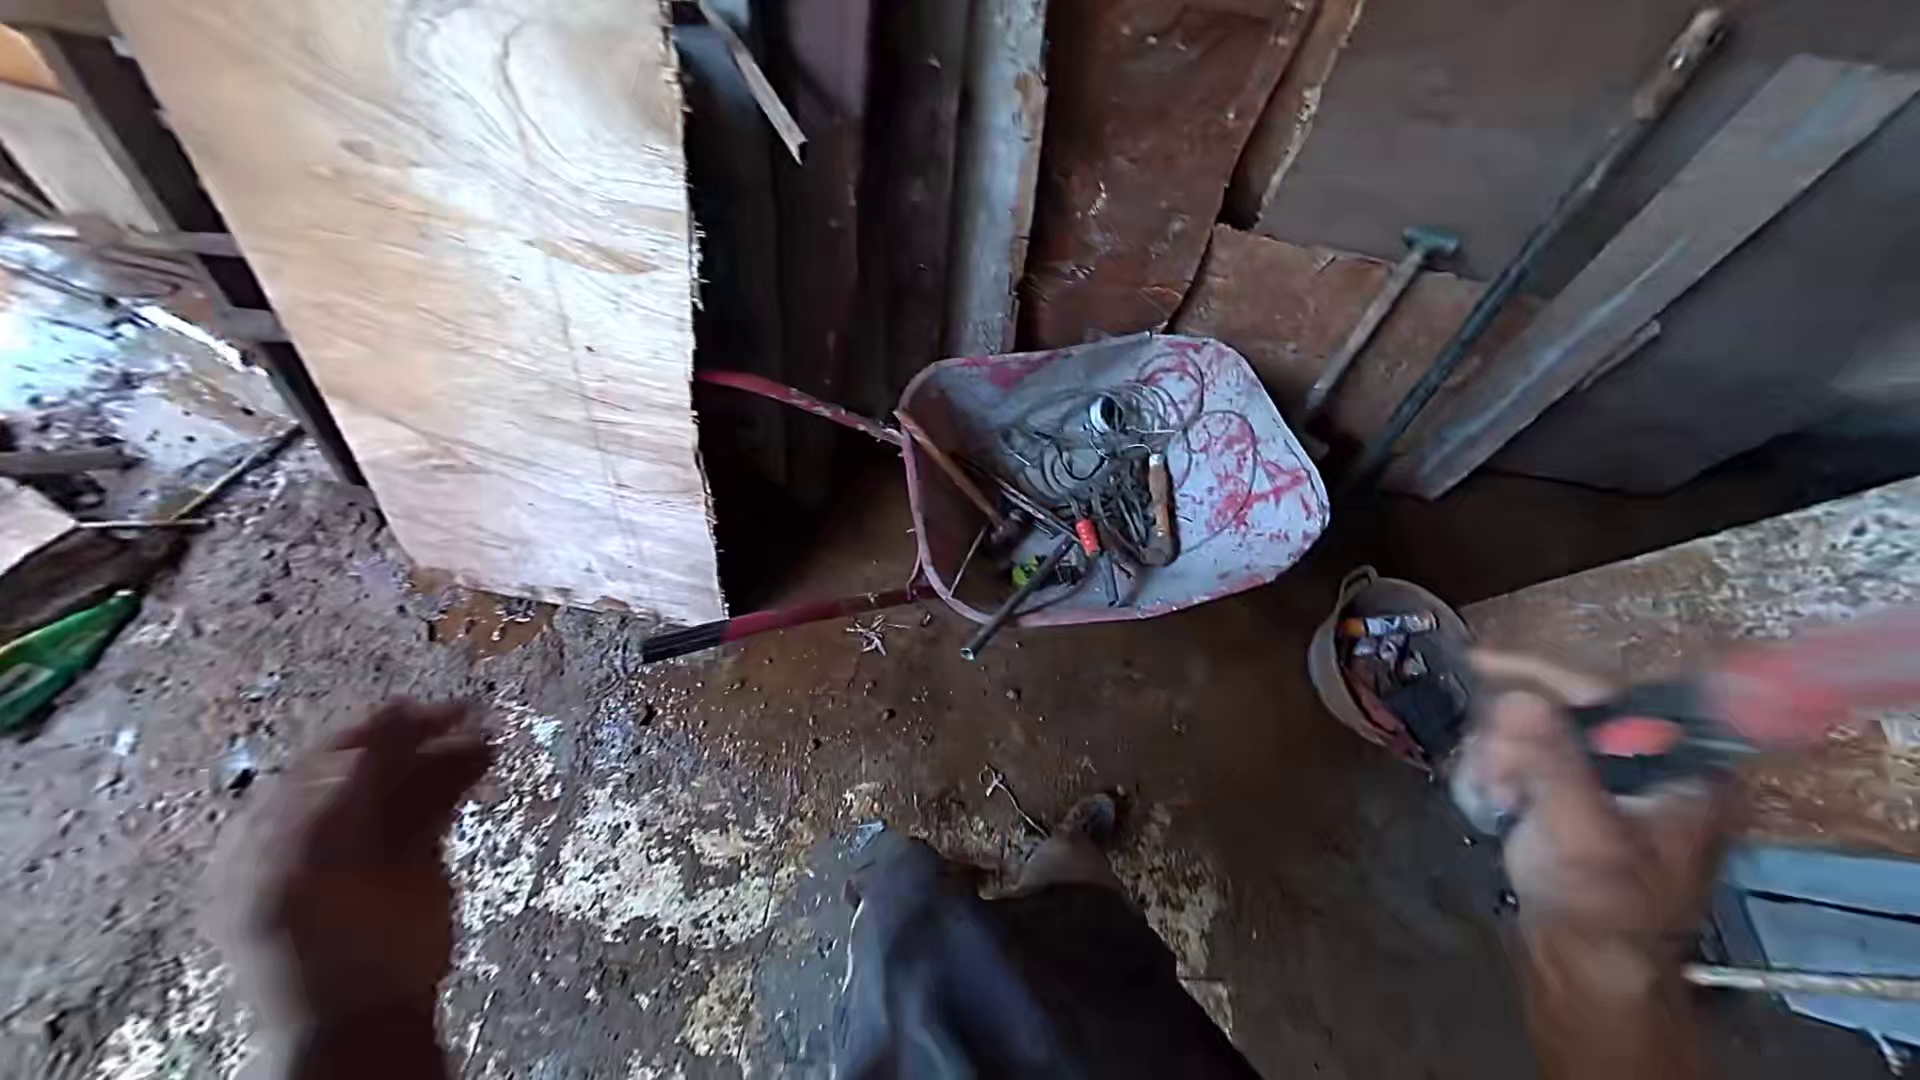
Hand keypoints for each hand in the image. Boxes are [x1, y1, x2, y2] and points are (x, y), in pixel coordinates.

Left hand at [218, 701, 492, 1032]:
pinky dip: (462, 776)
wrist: (366, 1011)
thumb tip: (362, 748)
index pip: (317, 767)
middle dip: (417, 736)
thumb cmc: (325, 949)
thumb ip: (333, 811)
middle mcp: (321, 829)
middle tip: (465, 709)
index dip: (362, 732)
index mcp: (274, 837)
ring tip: (489, 730)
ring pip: (411, 781)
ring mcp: (372, 840)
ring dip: (448, 752)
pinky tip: (488, 756)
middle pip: (371, 768)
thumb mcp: (309, 879)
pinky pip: (438, 802)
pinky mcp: (417, 850)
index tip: (410, 704)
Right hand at [1456, 651, 1735, 971]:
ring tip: (1495, 799)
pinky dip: (1490, 770)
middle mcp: (1645, 760)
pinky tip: (1492, 801)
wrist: (1583, 955)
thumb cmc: (1598, 901)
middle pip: (1551, 709)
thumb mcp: (1578, 831)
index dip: (1540, 674)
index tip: (1477, 662)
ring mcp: (1603, 773)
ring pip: (1522, 729)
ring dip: (1494, 759)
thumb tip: (1518, 696)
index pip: (1604, 692)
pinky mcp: (1568, 785)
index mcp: (1681, 767)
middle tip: (1497, 777)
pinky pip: (1512, 750)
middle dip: (1508, 740)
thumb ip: (1551, 762)